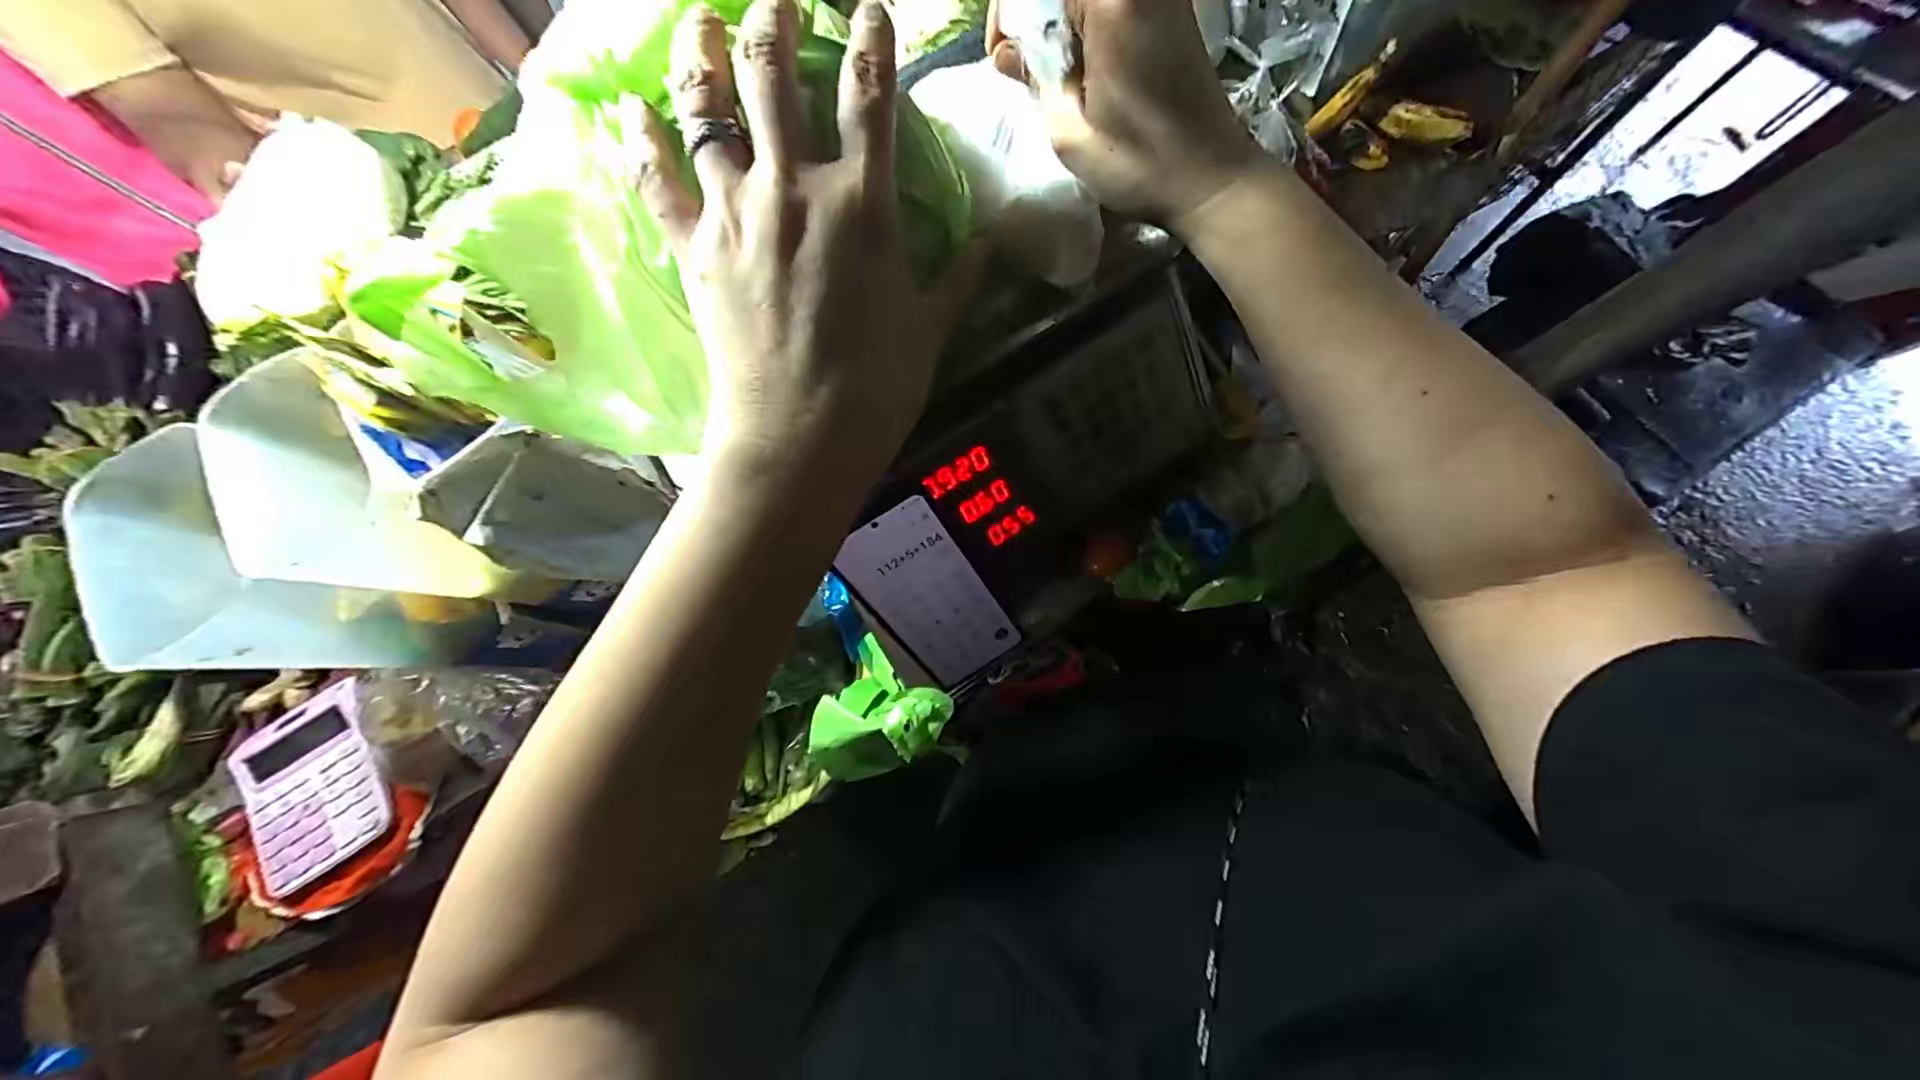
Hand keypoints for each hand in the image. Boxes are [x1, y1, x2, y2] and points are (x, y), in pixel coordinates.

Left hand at [636, 0, 968, 471]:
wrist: (802, 435)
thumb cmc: (877, 387)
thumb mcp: (930, 330)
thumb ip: (958, 278)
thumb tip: (992, 243)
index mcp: (862, 205)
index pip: (870, 95)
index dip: (872, 38)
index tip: (869, 5)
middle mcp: (794, 190)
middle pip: (773, 75)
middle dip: (773, 18)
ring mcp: (736, 215)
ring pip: (705, 108)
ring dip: (700, 53)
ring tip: (698, 20)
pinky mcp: (695, 250)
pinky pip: (657, 180)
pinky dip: (638, 139)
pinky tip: (628, 107)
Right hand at [986, 0, 1262, 229]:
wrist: (1210, 178)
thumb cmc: (1138, 165)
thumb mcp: (1069, 133)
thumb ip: (1035, 78)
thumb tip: (1007, 51)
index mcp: (1111, 1)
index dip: (1011, 11)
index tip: (1003, 55)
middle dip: (1036, 14)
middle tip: (1025, 61)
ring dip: (1062, 21)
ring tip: (1055, 69)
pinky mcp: (1172, 9)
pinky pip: (1115, 4)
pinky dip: (1089, 24)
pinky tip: (1084, 64)